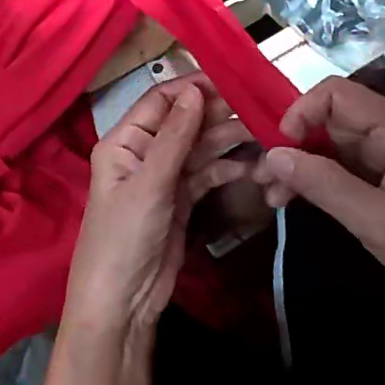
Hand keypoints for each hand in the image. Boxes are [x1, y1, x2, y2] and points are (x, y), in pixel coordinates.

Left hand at [64, 76, 254, 335]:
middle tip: (257, 108)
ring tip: (261, 134)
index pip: (161, 101)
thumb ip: (175, 136)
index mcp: (124, 141)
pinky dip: (227, 169)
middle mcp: (144, 153)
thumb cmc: (124, 238)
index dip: (193, 88)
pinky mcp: (182, 200)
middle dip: (218, 115)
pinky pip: (207, 175)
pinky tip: (250, 167)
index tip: (232, 81)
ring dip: (227, 141)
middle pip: (185, 123)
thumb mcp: (150, 184)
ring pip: (200, 148)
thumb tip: (195, 89)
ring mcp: (164, 177)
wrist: (122, 303)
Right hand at [251, 77, 384, 327]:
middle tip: (262, 180)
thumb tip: (273, 156)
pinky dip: (321, 179)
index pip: (339, 95)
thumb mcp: (378, 223)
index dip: (301, 112)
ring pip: (336, 144)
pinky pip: (348, 166)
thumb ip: (324, 185)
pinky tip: (295, 199)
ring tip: (272, 196)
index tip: (277, 149)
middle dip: (294, 144)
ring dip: (303, 164)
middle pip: (334, 119)